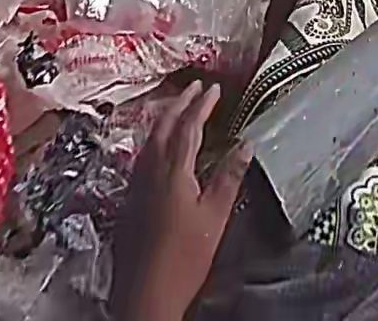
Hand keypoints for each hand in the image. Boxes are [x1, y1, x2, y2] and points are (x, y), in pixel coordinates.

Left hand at [110, 81, 252, 320]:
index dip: (203, 104)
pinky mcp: (132, 190)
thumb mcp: (215, 217)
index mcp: (173, 167)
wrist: (146, 291)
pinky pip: (146, 146)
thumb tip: (246, 144)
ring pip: (153, 132)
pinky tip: (163, 138)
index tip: (214, 88)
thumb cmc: (185, 256)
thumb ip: (229, 177)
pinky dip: (158, 131)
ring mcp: (138, 176)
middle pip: (166, 122)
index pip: (189, 124)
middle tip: (197, 86)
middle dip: (182, 100)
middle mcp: (152, 164)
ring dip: (168, 113)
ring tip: (182, 103)